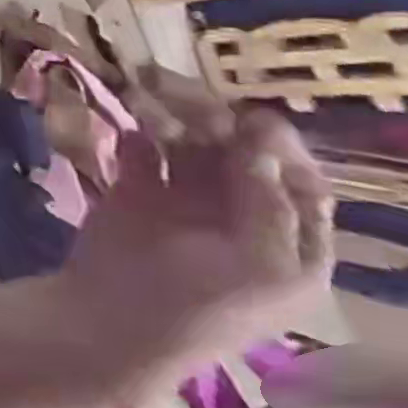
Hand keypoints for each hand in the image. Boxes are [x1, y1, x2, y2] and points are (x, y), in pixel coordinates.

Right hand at [59, 106, 333, 384]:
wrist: (108, 316)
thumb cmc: (195, 300)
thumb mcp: (257, 263)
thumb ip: (267, 201)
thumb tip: (262, 134)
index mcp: (287, 240)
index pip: (299, 179)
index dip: (279, 145)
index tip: (248, 112)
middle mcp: (239, 212)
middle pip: (239, 153)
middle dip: (214, 120)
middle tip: (179, 91)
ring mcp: (184, 199)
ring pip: (189, 144)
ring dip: (172, 117)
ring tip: (148, 93)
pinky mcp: (135, 189)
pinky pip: (142, 150)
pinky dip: (137, 132)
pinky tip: (129, 125)